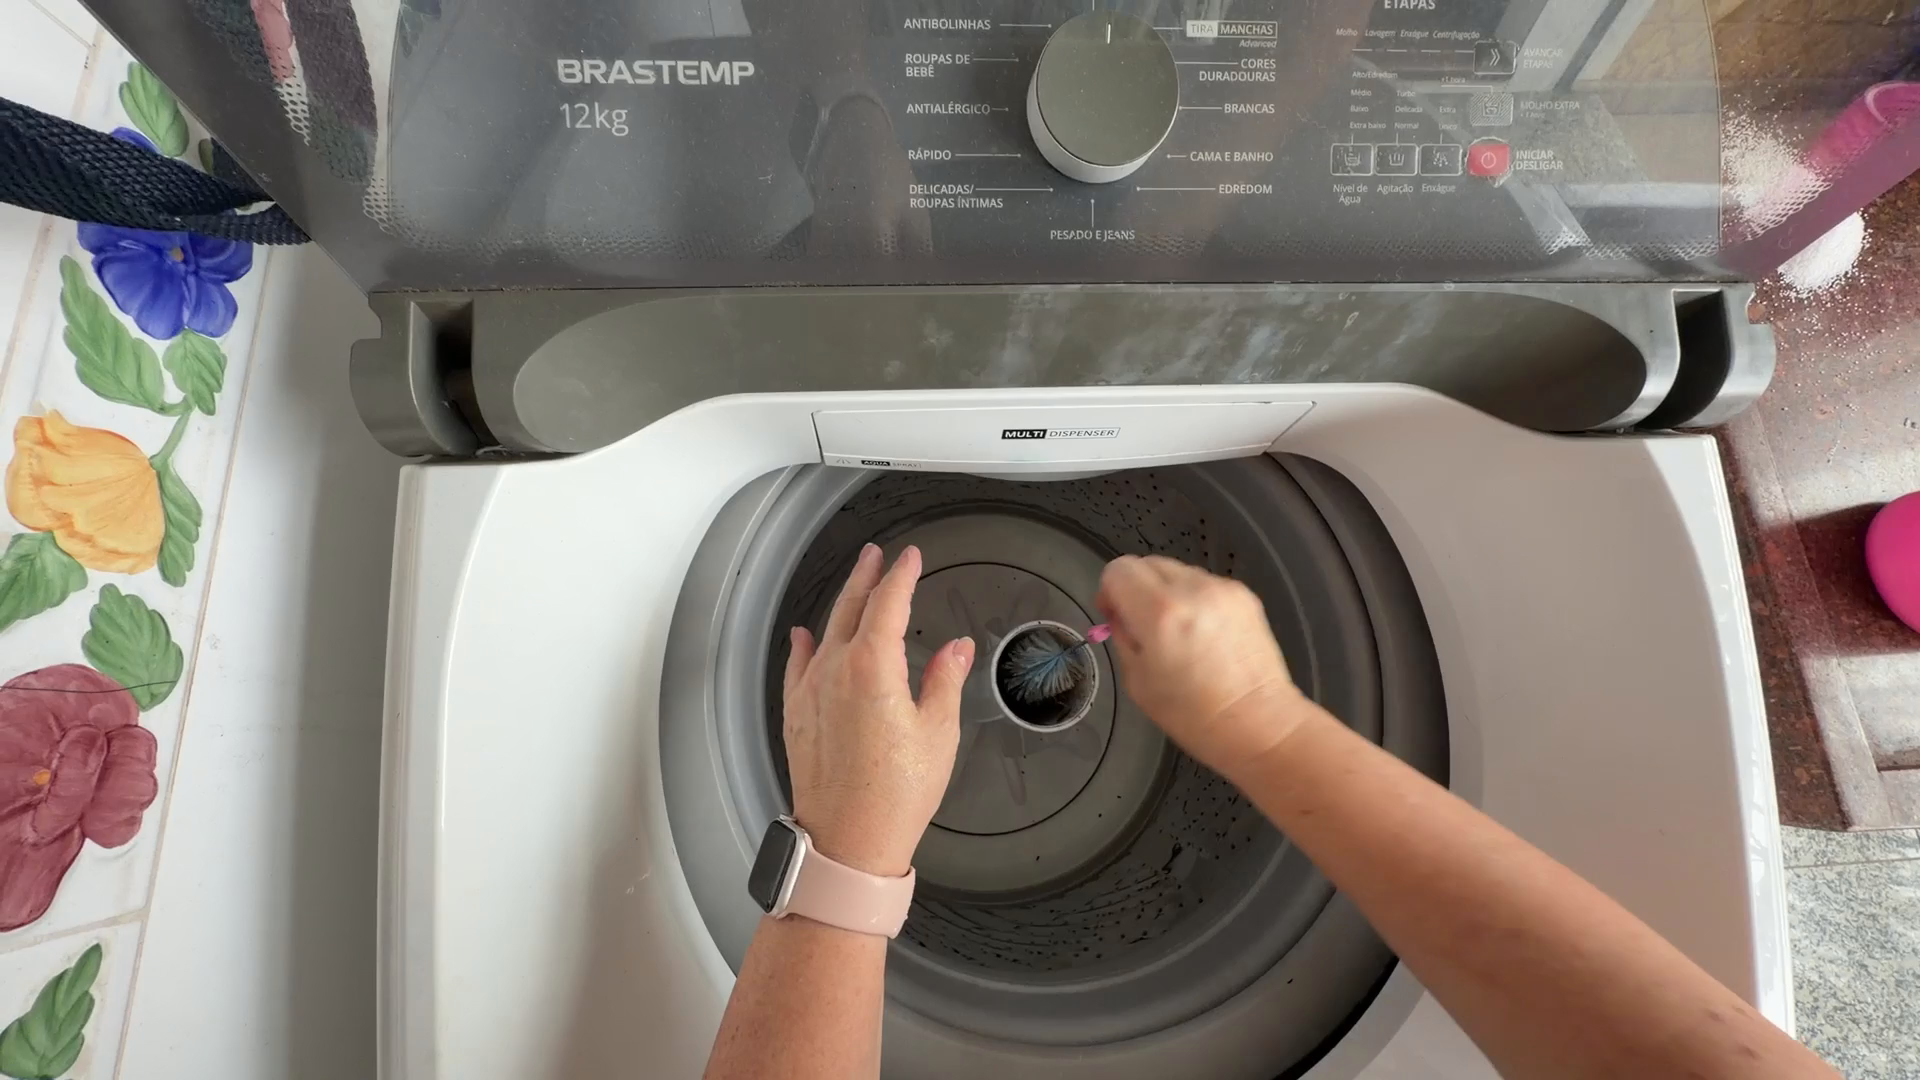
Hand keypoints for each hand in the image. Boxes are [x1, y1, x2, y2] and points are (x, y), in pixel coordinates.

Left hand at [783, 544, 973, 876]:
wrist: (847, 842)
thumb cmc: (897, 791)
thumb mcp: (937, 732)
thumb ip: (944, 679)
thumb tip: (957, 646)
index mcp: (872, 666)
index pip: (888, 604)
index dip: (902, 576)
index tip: (911, 557)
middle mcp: (834, 668)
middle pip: (851, 607)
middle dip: (866, 577)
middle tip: (877, 555)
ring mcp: (810, 690)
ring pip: (825, 631)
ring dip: (841, 604)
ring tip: (854, 586)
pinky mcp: (796, 714)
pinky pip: (798, 666)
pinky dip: (804, 645)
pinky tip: (804, 635)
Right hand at [1096, 555, 1311, 777]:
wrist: (1260, 724)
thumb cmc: (1197, 715)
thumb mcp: (1137, 681)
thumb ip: (1121, 635)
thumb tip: (1117, 612)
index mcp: (1160, 613)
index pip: (1118, 570)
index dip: (1109, 590)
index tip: (1114, 613)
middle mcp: (1192, 591)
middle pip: (1145, 563)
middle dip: (1136, 589)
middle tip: (1141, 624)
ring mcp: (1221, 589)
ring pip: (1174, 570)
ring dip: (1164, 593)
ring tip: (1176, 632)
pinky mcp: (1243, 594)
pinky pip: (1202, 583)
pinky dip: (1193, 599)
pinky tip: (1201, 633)